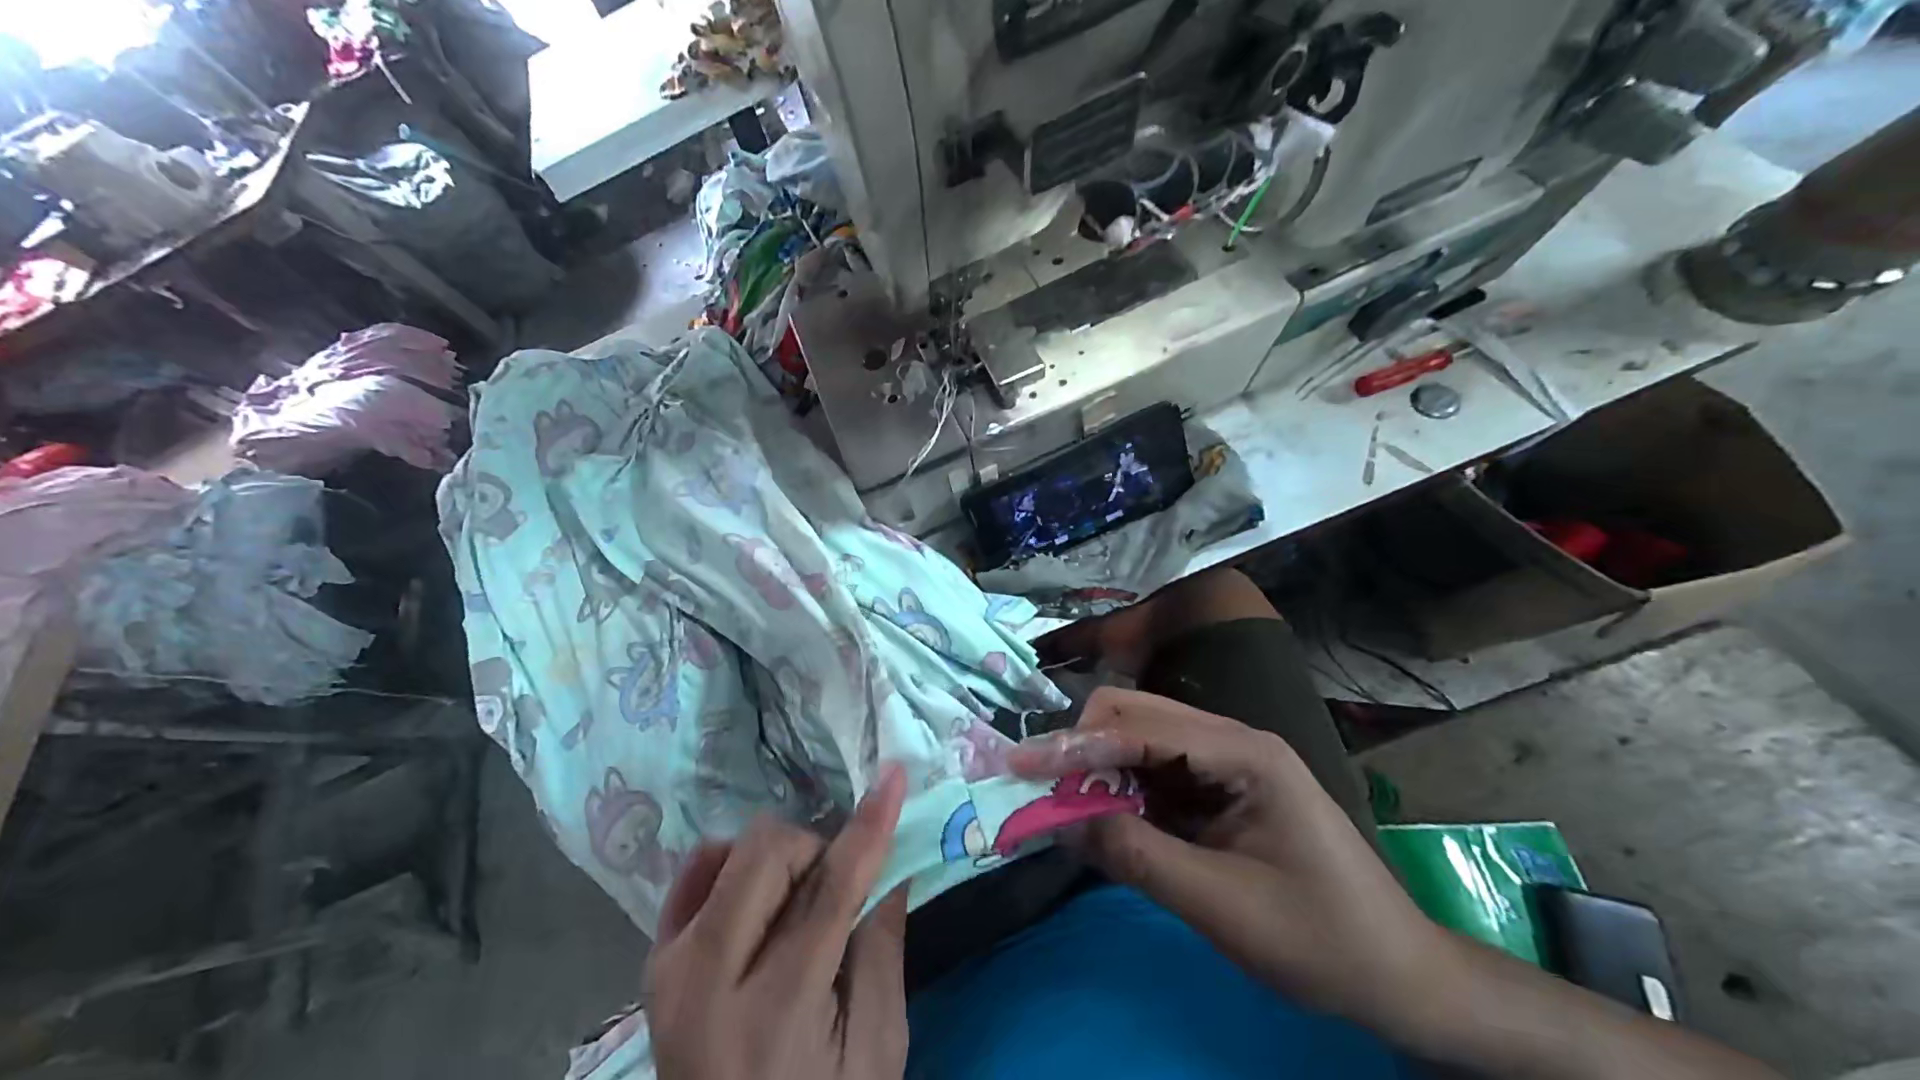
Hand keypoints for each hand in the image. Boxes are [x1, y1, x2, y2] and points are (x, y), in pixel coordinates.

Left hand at [647, 765, 909, 1079]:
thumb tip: (893, 864)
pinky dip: (736, 866)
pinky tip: (759, 903)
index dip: (868, 827)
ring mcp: (669, 966)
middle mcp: (707, 978)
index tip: (893, 777)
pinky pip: (695, 869)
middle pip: (768, 851)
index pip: (831, 890)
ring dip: (782, 860)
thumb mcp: (874, 1052)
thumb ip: (882, 950)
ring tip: (798, 908)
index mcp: (775, 1010)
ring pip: (733, 849)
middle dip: (817, 849)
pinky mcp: (654, 961)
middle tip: (838, 891)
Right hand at [1006, 687, 1454, 1036]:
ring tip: (1058, 802)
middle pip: (1137, 715)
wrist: (1399, 975)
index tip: (1020, 764)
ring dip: (1098, 767)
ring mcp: (1228, 761)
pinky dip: (1122, 788)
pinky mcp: (1222, 788)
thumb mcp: (1220, 904)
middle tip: (1037, 787)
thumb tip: (1059, 822)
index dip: (1075, 745)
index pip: (1140, 727)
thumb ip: (1136, 854)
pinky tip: (1101, 814)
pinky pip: (1157, 772)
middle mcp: (1233, 740)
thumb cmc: (1318, 938)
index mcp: (1244, 752)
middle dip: (1081, 747)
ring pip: (1142, 740)